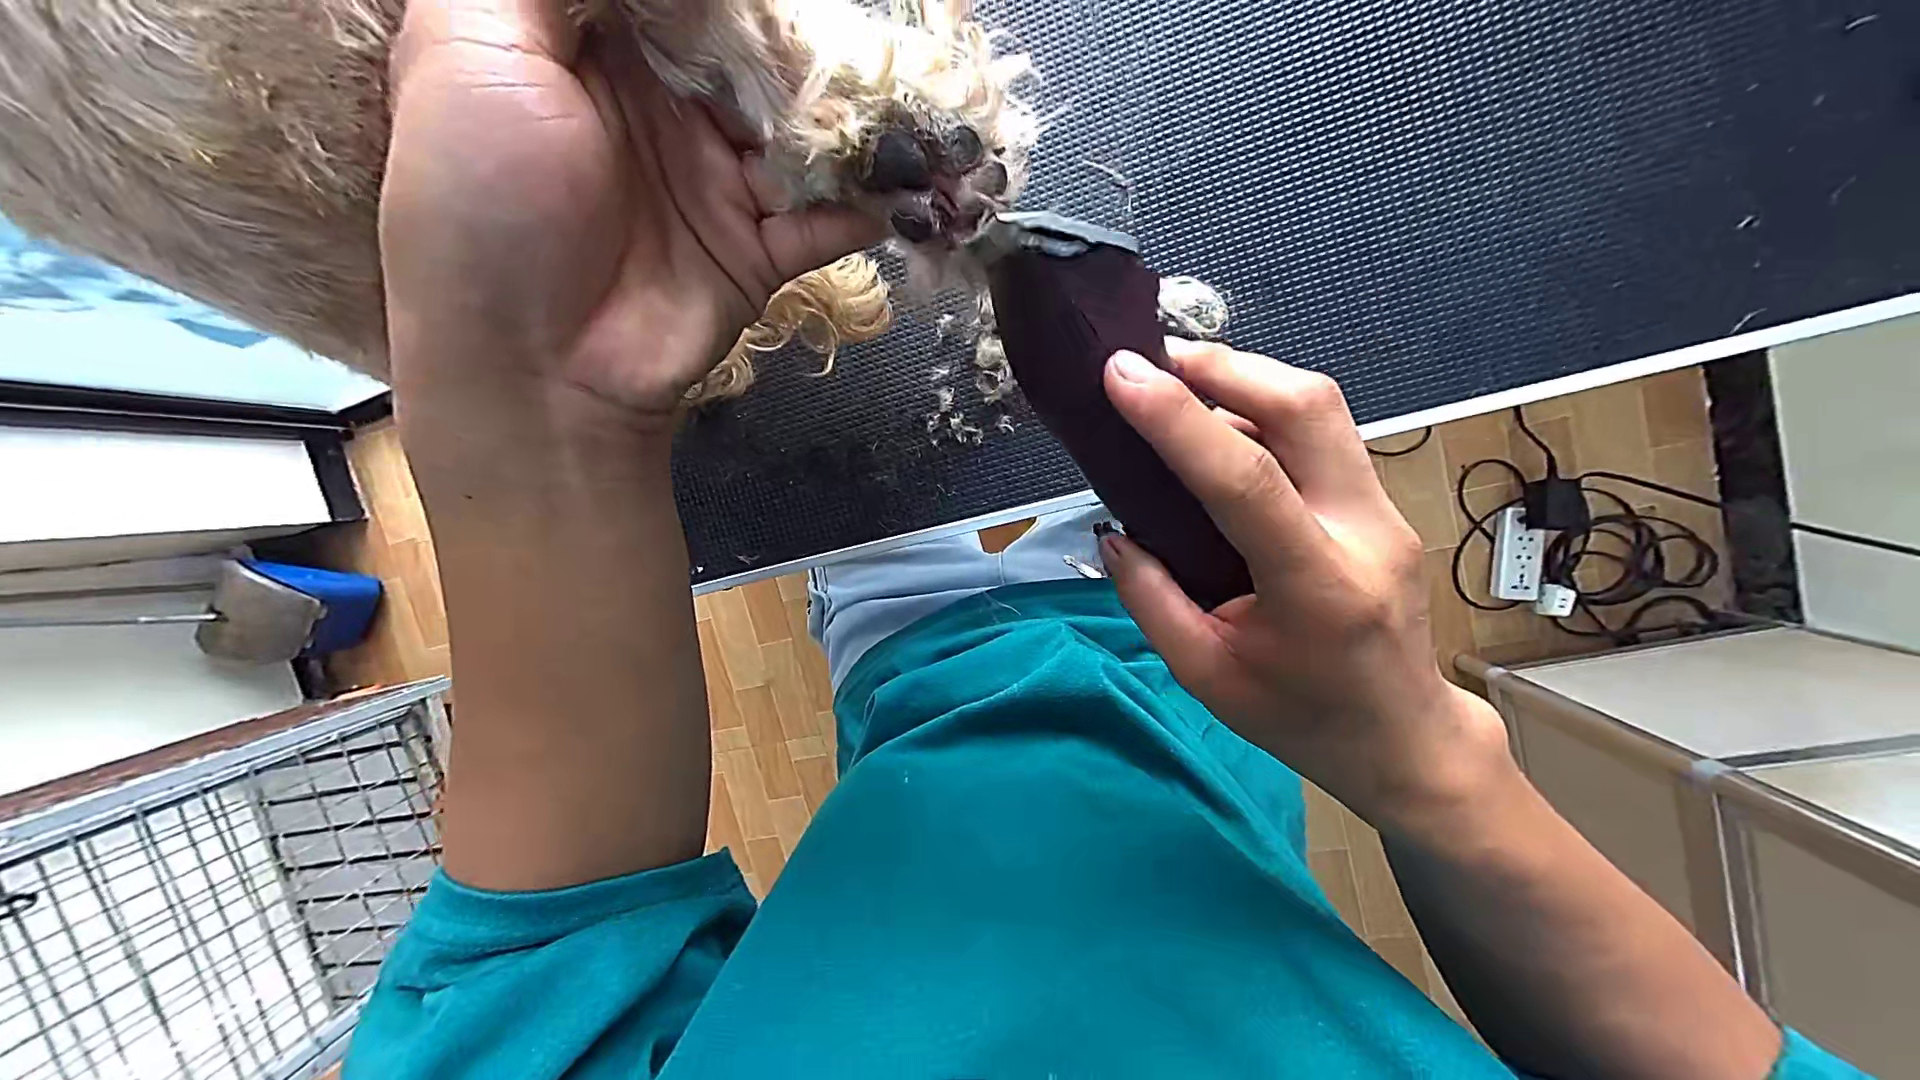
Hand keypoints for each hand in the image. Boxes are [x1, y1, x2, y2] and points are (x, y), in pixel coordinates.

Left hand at [379, 0, 881, 437]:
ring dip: (849, 126)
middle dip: (803, 53)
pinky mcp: (759, 252)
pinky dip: (861, 210)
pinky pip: (823, 223)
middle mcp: (668, 111)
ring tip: (899, 111)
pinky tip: (898, 192)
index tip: (767, 2)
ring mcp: (720, 185)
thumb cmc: (487, 205)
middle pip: (757, 59)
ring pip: (800, 137)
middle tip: (852, 54)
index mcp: (596, 50)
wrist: (538, 365)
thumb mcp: (475, 51)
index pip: (683, 0)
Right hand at [1099, 341, 1512, 837]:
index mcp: (1316, 585)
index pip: (1245, 478)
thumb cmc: (1300, 718)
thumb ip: (1150, 600)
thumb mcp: (1204, 674)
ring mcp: (1383, 510)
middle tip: (1153, 358)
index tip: (1121, 375)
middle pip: (1308, 407)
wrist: (1406, 739)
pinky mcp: (1381, 504)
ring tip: (1177, 380)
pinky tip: (1218, 423)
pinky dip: (1262, 409)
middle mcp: (1363, 530)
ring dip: (1244, 378)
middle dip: (1224, 366)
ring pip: (1321, 407)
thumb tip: (1115, 535)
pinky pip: (1321, 433)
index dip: (1178, 418)